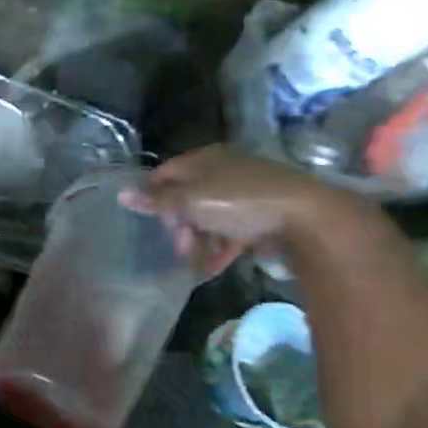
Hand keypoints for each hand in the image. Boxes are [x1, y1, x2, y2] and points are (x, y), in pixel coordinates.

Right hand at [133, 147, 356, 273]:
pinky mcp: (259, 215)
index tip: (148, 221)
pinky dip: (218, 249)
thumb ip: (156, 200)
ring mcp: (243, 194)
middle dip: (177, 226)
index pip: (164, 174)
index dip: (151, 196)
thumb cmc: (240, 202)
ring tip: (195, 262)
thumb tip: (122, 193)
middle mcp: (222, 172)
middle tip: (178, 246)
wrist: (306, 218)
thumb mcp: (190, 201)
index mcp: (205, 160)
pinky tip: (212, 267)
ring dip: (197, 242)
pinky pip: (229, 232)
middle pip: (184, 199)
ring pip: (206, 218)